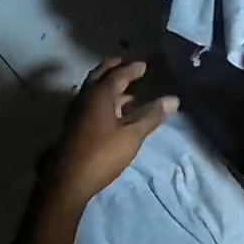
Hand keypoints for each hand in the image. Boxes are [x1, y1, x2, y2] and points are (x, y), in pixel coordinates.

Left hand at [43, 57, 177, 207]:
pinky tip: (114, 111)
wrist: (69, 179)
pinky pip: (91, 102)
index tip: (144, 65)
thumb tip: (173, 99)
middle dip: (115, 69)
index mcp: (99, 94)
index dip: (132, 69)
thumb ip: (152, 116)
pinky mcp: (75, 124)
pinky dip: (104, 99)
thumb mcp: (132, 135)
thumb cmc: (103, 154)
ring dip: (110, 85)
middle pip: (101, 76)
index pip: (118, 74)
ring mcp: (77, 110)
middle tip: (128, 64)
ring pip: (94, 90)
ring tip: (128, 90)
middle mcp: (85, 97)